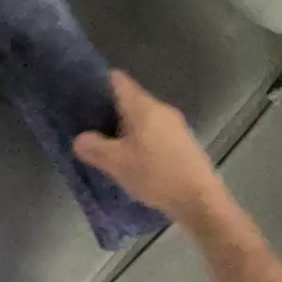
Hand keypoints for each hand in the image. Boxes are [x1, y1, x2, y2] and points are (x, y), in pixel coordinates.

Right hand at [73, 70, 229, 221]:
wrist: (201, 201)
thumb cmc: (156, 174)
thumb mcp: (115, 162)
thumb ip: (92, 146)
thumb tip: (81, 139)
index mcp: (143, 107)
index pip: (117, 80)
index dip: (97, 82)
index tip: (80, 94)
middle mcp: (161, 109)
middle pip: (129, 99)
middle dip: (107, 110)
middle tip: (86, 125)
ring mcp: (176, 126)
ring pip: (141, 118)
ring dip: (123, 128)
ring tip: (105, 144)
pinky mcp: (183, 143)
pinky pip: (153, 132)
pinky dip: (139, 139)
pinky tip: (130, 158)